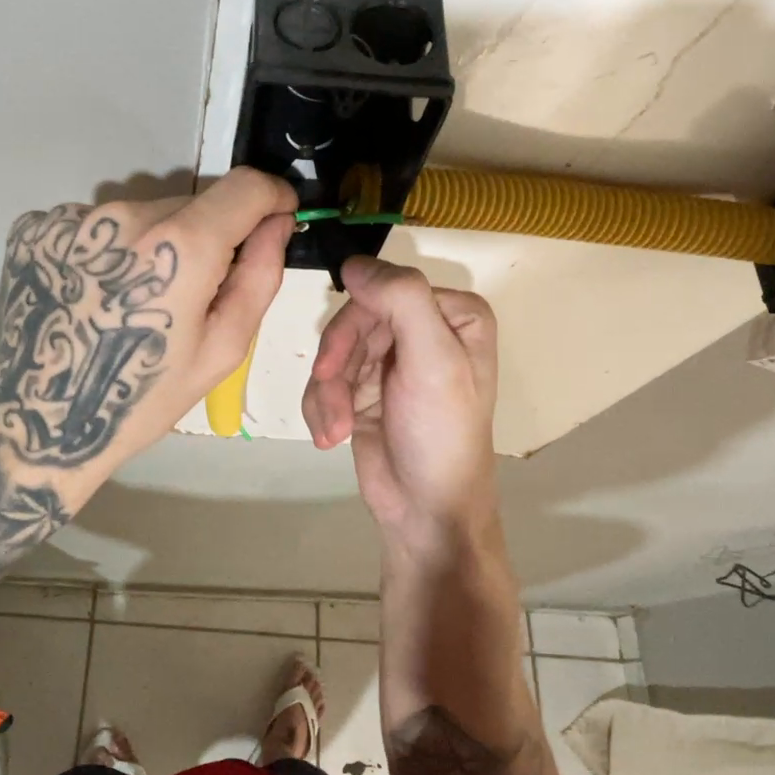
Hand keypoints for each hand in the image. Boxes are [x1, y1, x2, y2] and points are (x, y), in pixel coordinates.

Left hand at [0, 168, 296, 499]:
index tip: (276, 217)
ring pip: (141, 214)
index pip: (243, 187)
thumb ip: (258, 276)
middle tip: (187, 298)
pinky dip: (107, 251)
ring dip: (152, 244)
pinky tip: (94, 297)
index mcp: (178, 247)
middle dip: (204, 238)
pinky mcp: (35, 228)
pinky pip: (96, 226)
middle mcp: (123, 215)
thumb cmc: (142, 397)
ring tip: (130, 304)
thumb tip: (277, 222)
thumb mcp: (221, 350)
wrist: (42, 423)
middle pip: (189, 204)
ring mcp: (72, 218)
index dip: (270, 198)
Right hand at [302, 256, 499, 559]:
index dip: (354, 324)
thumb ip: (401, 301)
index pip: (385, 290)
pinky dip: (321, 408)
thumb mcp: (433, 362)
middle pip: (353, 321)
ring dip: (326, 395)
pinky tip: (333, 436)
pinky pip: (325, 382)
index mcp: (452, 314)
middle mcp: (423, 331)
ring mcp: (391, 362)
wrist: (426, 511)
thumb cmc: (441, 434)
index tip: (336, 365)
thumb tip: (353, 262)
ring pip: (333, 353)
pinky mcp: (365, 392)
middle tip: (334, 406)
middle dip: (336, 369)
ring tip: (336, 431)